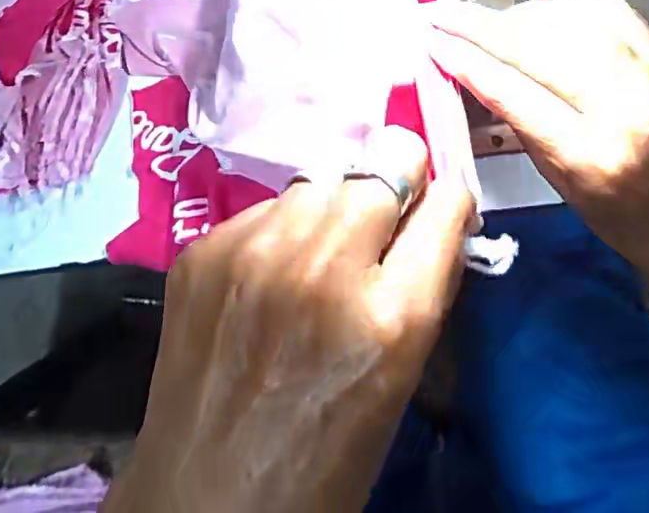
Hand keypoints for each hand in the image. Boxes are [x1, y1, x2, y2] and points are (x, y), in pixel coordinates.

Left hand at [104, 127, 476, 512]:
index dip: (445, 197)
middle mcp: (321, 267)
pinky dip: (278, 231)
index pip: (442, 202)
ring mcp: (253, 251)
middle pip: (379, 168)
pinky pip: (264, 210)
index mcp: (389, 316)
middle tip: (380, 216)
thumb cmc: (325, 452)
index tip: (437, 199)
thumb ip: (422, 283)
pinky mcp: (203, 248)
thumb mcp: (399, 376)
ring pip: (317, 182)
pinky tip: (266, 275)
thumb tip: (433, 213)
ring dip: (330, 207)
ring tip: (317, 252)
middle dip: (391, 184)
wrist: (206, 499)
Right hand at [427, 0, 648, 314]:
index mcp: (592, 157)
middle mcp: (627, 109)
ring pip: (568, 20)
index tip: (433, 39)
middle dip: (481, 26)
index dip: (465, 59)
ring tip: (491, 24)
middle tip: (446, 14)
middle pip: (537, 47)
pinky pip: (606, 11)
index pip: (512, 91)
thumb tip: (472, 68)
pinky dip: (564, 8)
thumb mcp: (557, 182)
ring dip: (519, 16)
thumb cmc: (625, 221)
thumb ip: (516, 120)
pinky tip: (542, 17)